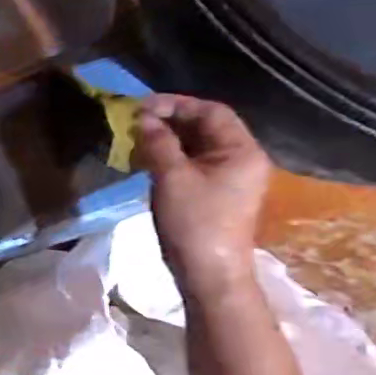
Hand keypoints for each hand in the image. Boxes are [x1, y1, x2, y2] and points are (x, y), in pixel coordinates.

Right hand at [134, 94, 271, 289]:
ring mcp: (229, 176)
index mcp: (241, 151)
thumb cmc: (195, 221)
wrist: (209, 271)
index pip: (212, 111)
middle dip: (169, 118)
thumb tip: (144, 118)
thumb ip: (159, 142)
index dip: (176, 103)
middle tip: (134, 120)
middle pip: (206, 126)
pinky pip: (192, 161)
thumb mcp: (172, 177)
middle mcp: (241, 159)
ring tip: (135, 136)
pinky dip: (169, 153)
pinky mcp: (214, 191)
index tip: (140, 107)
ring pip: (197, 144)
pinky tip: (146, 156)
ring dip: (167, 136)